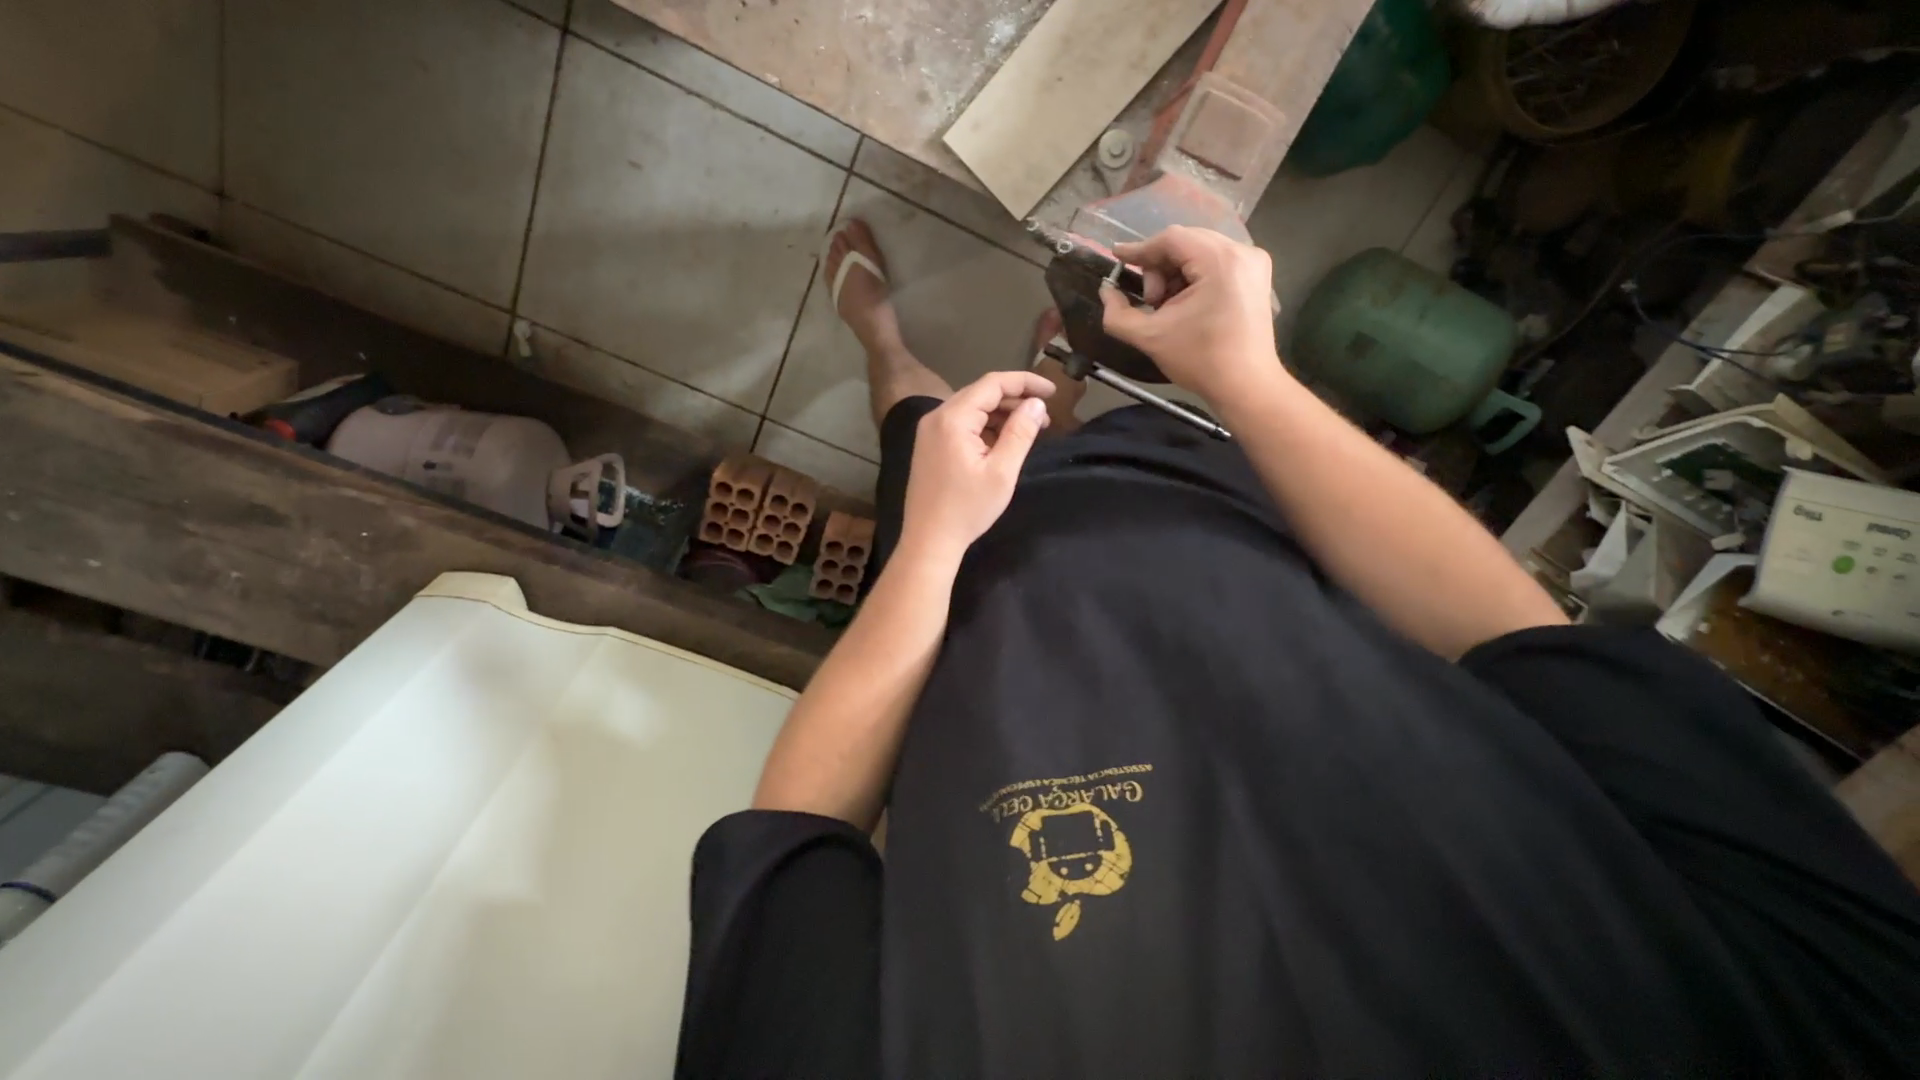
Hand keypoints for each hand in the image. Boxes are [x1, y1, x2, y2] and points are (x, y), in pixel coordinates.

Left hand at [900, 370, 1053, 561]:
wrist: (929, 540)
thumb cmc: (967, 509)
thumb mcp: (1002, 472)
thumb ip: (1020, 433)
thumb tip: (1037, 404)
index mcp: (953, 419)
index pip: (992, 384)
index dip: (1024, 382)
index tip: (1052, 391)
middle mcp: (937, 417)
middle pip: (980, 393)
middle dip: (1015, 398)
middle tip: (1044, 414)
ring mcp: (930, 431)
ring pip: (971, 409)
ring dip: (1001, 414)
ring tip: (1029, 428)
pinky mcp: (930, 445)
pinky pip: (961, 424)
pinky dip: (985, 427)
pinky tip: (1004, 441)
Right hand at [1099, 226, 1289, 404]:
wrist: (1246, 386)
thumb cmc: (1200, 361)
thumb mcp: (1150, 337)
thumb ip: (1118, 314)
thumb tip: (1106, 292)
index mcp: (1220, 261)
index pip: (1171, 239)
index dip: (1140, 249)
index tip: (1116, 258)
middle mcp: (1241, 252)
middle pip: (1186, 242)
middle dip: (1159, 267)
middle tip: (1149, 300)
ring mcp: (1253, 262)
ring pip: (1200, 251)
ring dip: (1175, 273)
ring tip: (1167, 306)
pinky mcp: (1257, 275)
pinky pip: (1216, 262)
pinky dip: (1194, 277)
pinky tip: (1185, 304)